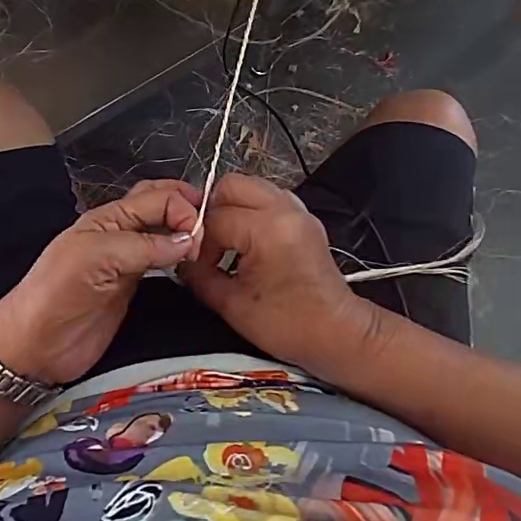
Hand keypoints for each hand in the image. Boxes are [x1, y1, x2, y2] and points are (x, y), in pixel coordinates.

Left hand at [0, 180, 200, 384]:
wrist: (34, 344)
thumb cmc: (57, 292)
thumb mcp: (97, 258)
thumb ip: (143, 246)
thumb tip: (189, 240)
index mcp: (108, 217)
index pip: (156, 197)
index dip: (182, 209)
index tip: (200, 235)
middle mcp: (120, 233)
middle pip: (160, 206)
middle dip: (187, 208)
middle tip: (213, 228)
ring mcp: (126, 260)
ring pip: (163, 232)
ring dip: (186, 231)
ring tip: (209, 244)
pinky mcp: (132, 286)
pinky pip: (161, 261)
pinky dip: (179, 257)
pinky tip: (192, 263)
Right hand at [182, 173, 390, 382]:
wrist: (338, 334)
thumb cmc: (288, 325)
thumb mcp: (232, 305)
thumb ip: (199, 277)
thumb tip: (182, 263)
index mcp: (267, 229)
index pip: (215, 218)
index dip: (198, 242)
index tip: (196, 265)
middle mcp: (284, 210)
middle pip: (231, 185)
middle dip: (211, 211)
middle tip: (207, 243)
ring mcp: (297, 211)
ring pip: (251, 186)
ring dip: (232, 208)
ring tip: (225, 241)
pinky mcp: (303, 218)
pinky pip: (268, 198)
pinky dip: (251, 211)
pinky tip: (245, 240)